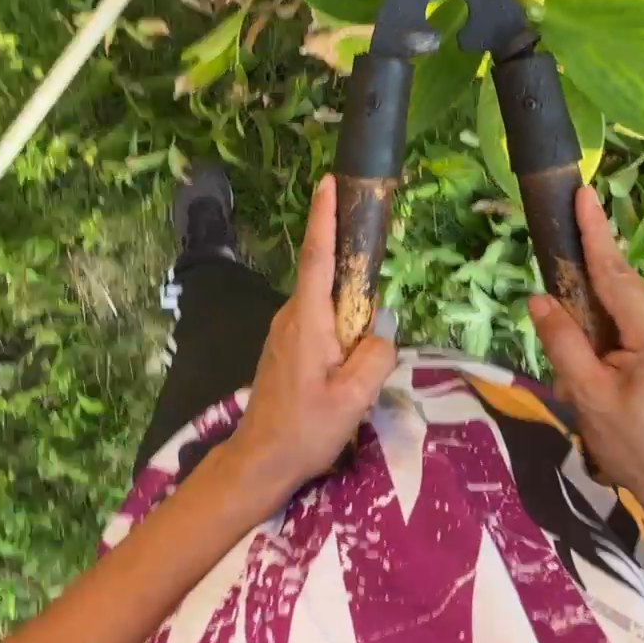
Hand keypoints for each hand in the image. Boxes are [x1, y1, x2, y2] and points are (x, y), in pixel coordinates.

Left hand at [228, 175, 398, 498]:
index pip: (317, 256)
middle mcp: (292, 315)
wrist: (260, 460)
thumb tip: (383, 327)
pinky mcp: (287, 346)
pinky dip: (339, 321)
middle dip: (350, 262)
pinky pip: (319, 319)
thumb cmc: (306, 428)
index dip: (323, 216)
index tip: (328, 181)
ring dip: (348, 303)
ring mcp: (286, 330)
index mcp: (308, 319)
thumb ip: (376, 355)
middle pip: (326, 275)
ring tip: (366, 339)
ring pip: (325, 301)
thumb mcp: (353, 398)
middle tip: (375, 265)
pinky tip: (350, 355)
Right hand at [527, 186, 643, 510]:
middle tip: (555, 243)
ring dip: (593, 302)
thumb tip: (538, 300)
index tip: (583, 192)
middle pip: (620, 283)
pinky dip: (607, 321)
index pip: (615, 272)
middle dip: (587, 266)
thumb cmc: (638, 447)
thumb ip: (564, 343)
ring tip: (564, 319)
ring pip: (626, 304)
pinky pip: (633, 322)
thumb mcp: (590, 396)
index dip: (594, 232)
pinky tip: (589, 341)